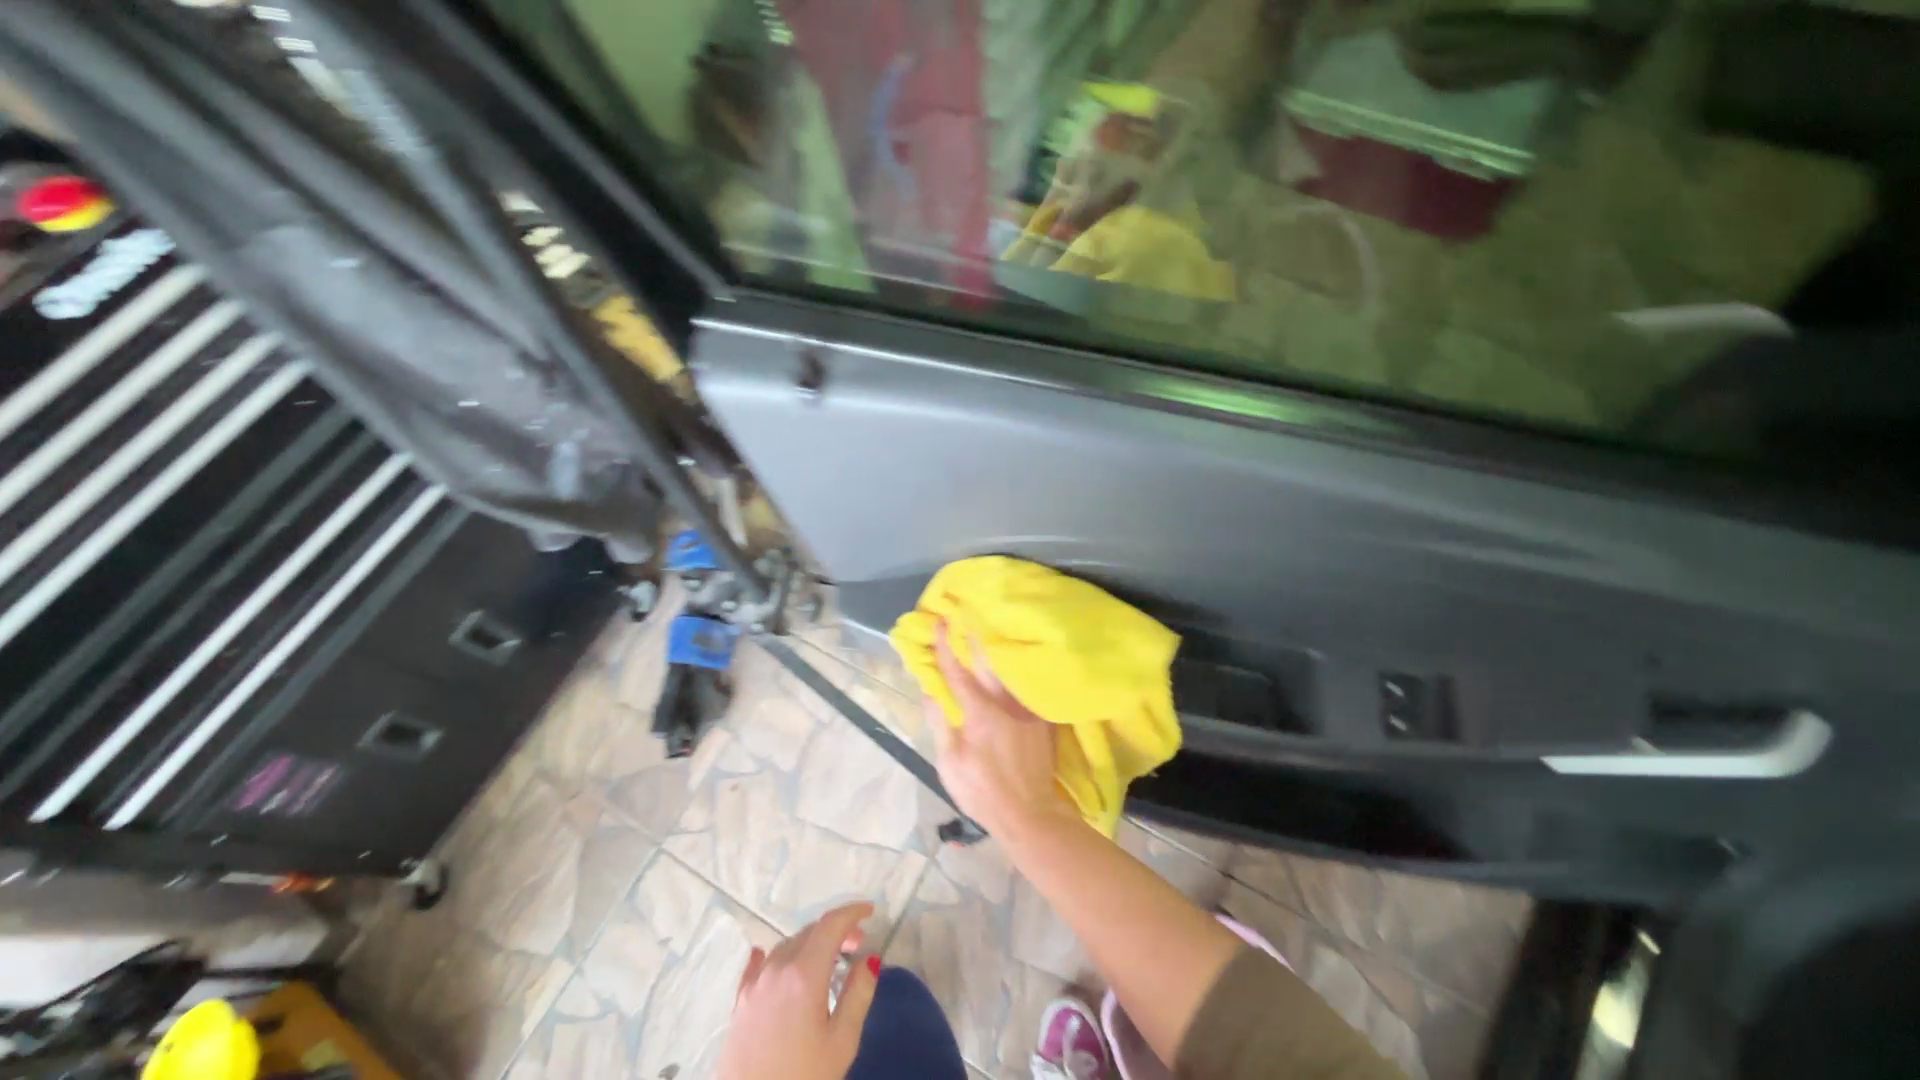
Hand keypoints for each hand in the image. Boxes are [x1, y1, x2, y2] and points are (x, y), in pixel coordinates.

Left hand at [717, 902, 877, 1079]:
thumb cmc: (803, 1077)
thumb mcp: (842, 1040)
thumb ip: (858, 994)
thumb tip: (869, 958)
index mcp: (804, 973)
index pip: (830, 925)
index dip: (852, 913)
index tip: (870, 911)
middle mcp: (776, 969)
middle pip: (808, 933)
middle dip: (835, 931)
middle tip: (858, 944)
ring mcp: (754, 985)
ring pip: (785, 947)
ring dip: (809, 944)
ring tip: (828, 960)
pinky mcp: (739, 1003)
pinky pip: (759, 966)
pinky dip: (775, 956)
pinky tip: (767, 955)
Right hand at [928, 624, 1080, 841]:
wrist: (1028, 814)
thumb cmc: (981, 791)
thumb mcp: (950, 761)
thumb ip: (941, 724)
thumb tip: (930, 693)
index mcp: (980, 712)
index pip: (957, 673)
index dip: (945, 647)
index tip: (940, 622)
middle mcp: (1006, 704)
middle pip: (990, 663)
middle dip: (976, 638)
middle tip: (971, 615)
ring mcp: (1028, 713)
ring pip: (1012, 675)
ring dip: (1000, 654)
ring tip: (994, 635)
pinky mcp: (1043, 724)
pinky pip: (1029, 692)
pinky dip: (1020, 677)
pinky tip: (1019, 670)